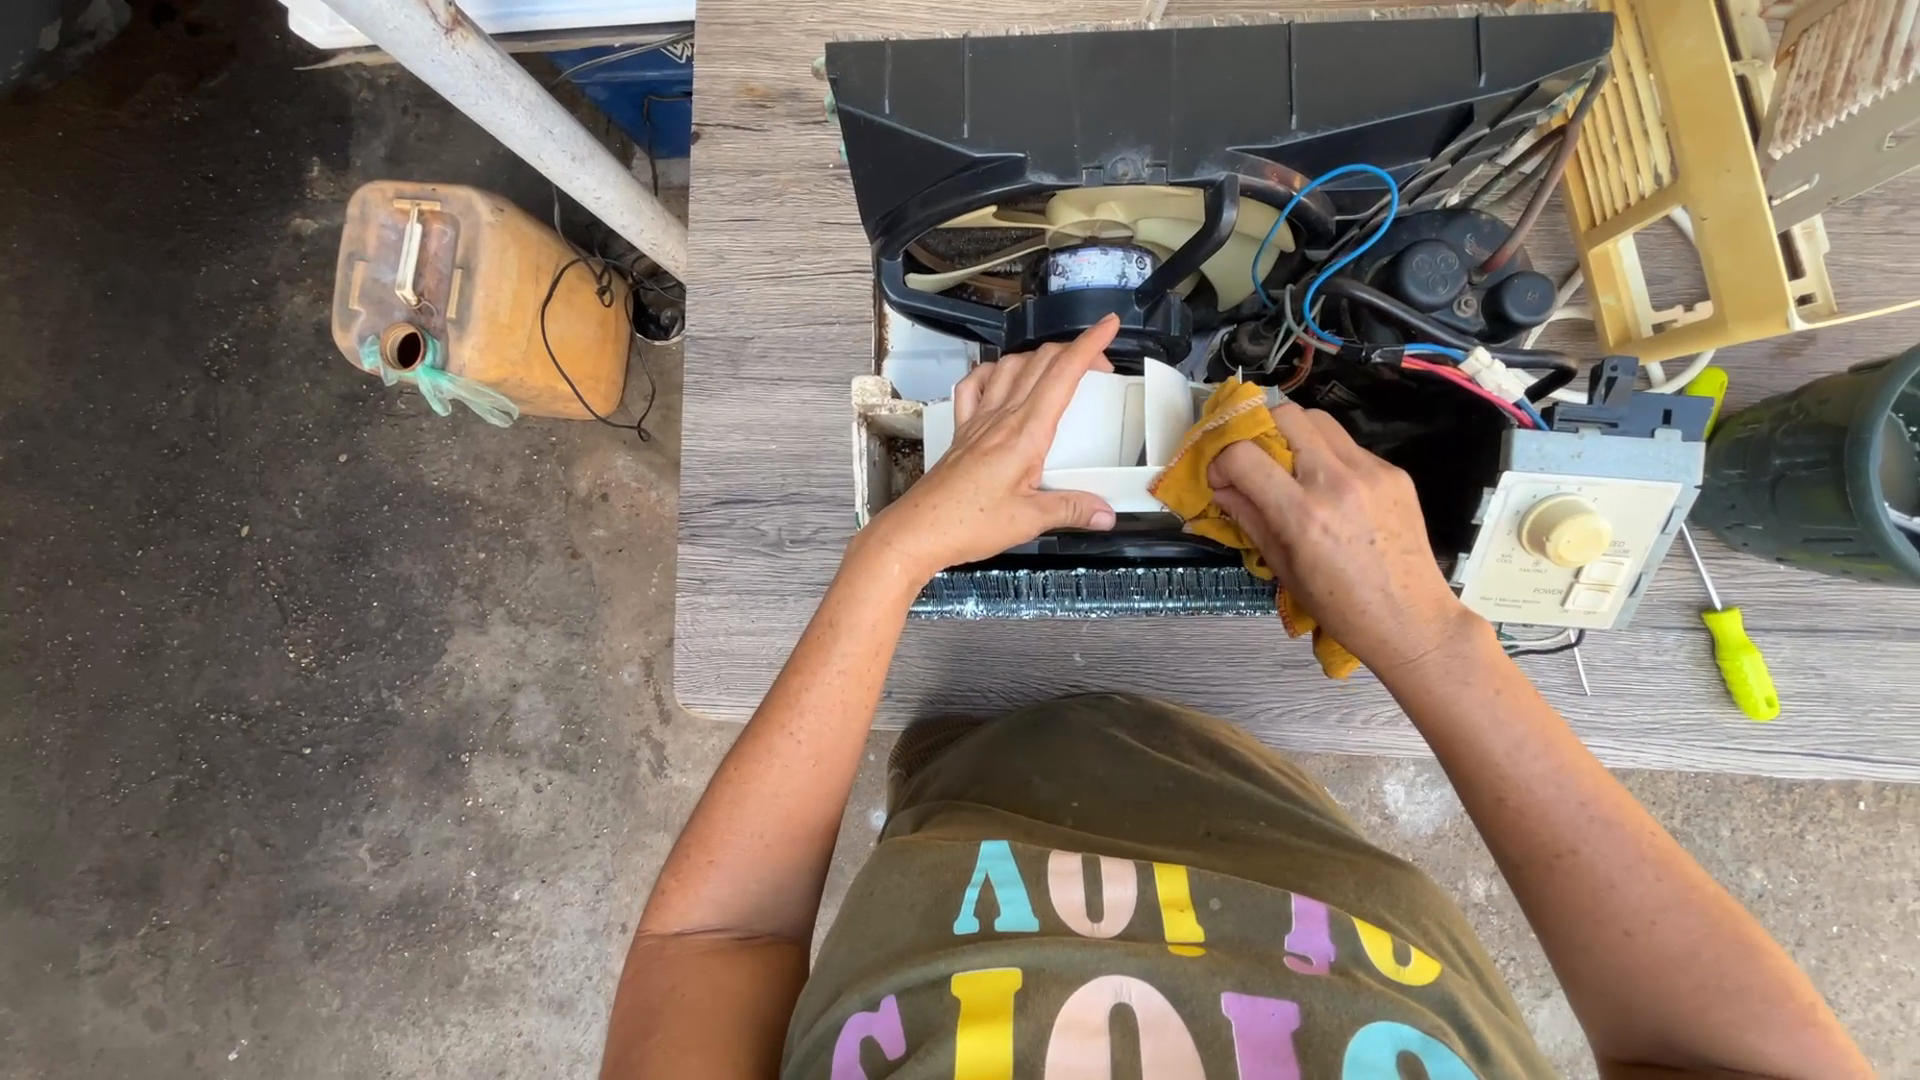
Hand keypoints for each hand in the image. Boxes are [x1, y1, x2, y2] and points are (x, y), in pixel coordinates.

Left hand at [857, 317, 1122, 580]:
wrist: (918, 530)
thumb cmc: (967, 524)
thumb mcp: (1029, 521)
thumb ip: (1071, 510)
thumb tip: (1106, 513)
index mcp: (1025, 434)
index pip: (1063, 374)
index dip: (1089, 345)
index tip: (1109, 326)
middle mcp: (1001, 418)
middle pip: (1040, 363)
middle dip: (1073, 350)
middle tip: (1099, 361)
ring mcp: (978, 422)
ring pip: (1008, 367)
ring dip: (1037, 357)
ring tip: (1058, 368)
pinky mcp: (961, 432)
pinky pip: (974, 387)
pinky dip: (991, 373)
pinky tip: (999, 377)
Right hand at [1208, 403, 1481, 675]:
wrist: (1409, 619)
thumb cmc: (1339, 606)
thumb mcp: (1281, 566)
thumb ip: (1248, 518)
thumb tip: (1222, 489)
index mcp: (1303, 514)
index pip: (1244, 455)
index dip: (1221, 461)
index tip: (1220, 479)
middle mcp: (1337, 482)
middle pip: (1285, 415)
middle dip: (1256, 430)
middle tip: (1251, 459)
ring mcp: (1371, 472)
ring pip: (1318, 420)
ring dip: (1291, 434)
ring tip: (1287, 467)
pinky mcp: (1394, 473)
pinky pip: (1346, 445)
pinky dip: (1323, 455)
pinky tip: (1325, 487)